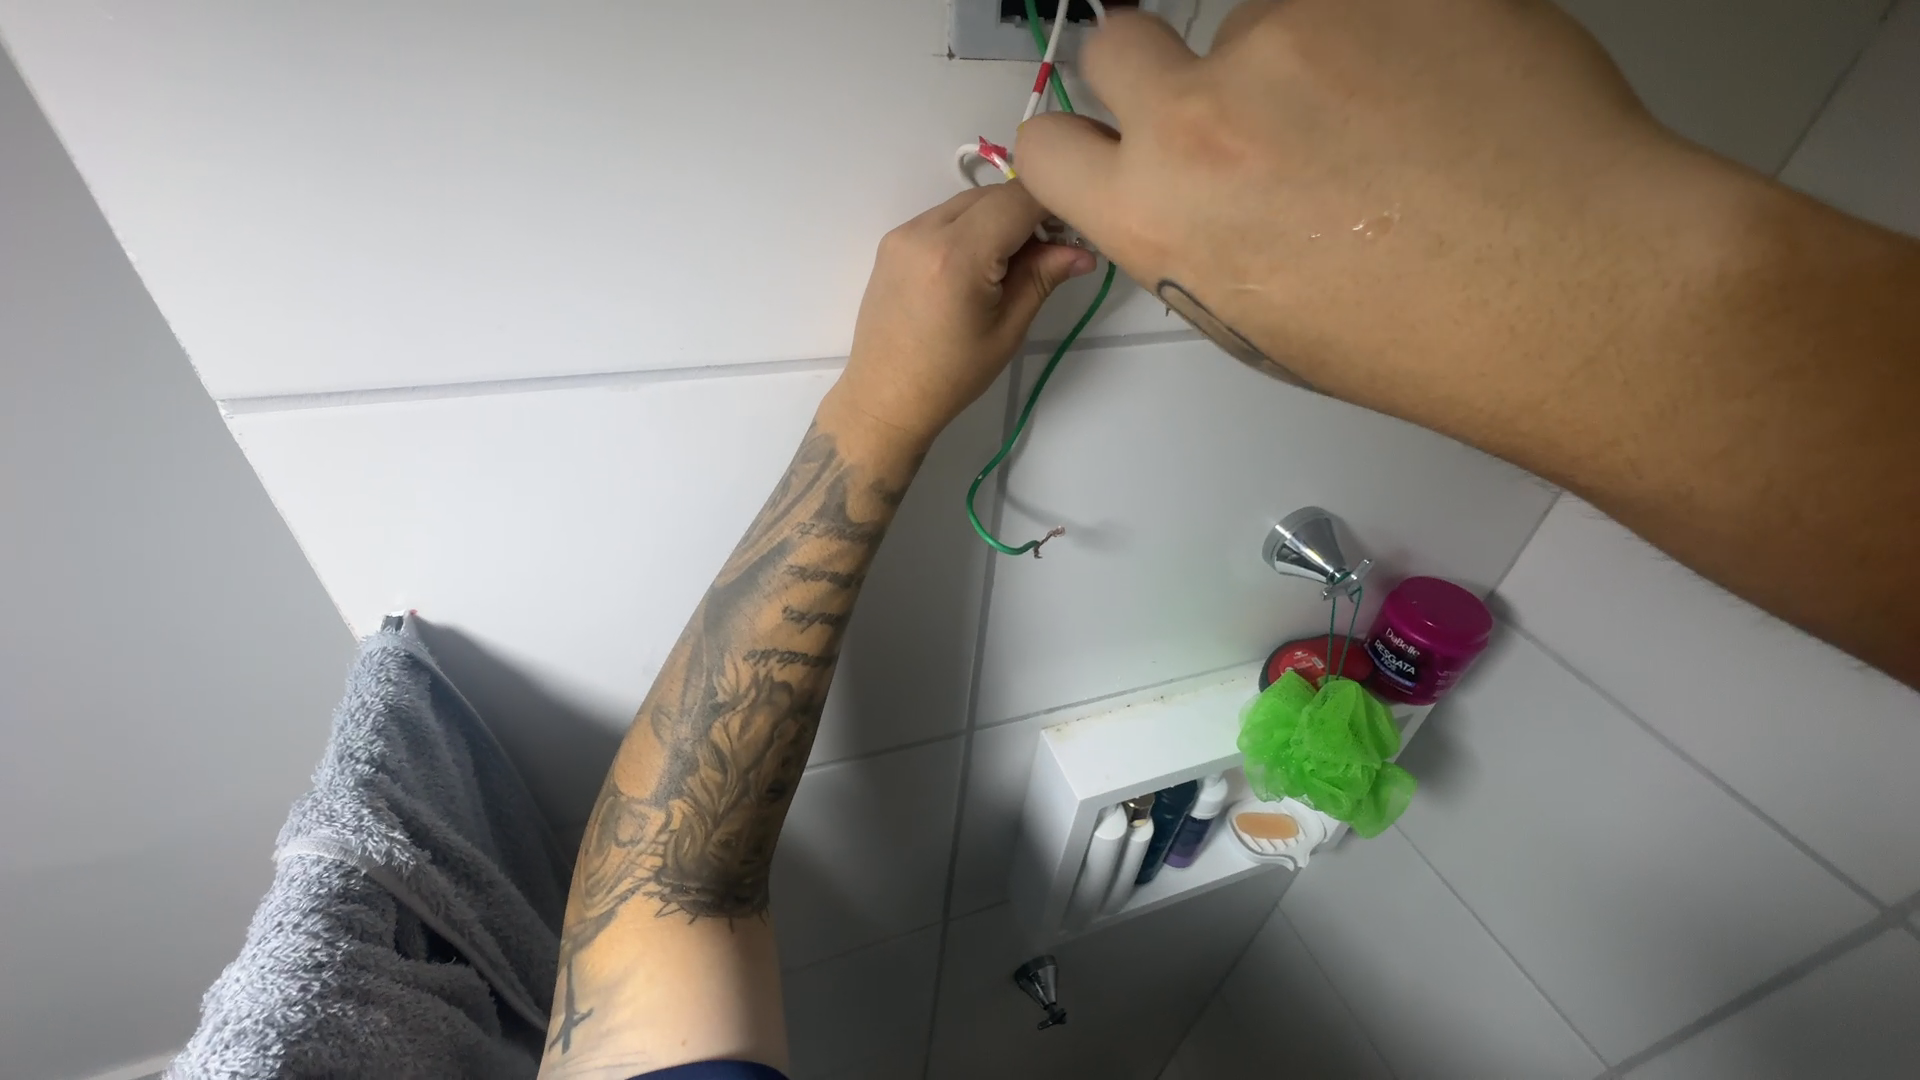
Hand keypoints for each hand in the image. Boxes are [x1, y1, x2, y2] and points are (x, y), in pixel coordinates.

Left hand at [827, 182, 1096, 447]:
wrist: (885, 397)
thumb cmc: (951, 376)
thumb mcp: (1007, 330)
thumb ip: (1042, 279)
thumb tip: (1083, 252)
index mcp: (958, 256)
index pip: (1018, 200)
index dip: (1052, 205)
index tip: (1073, 229)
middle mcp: (925, 231)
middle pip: (992, 194)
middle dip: (1026, 213)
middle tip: (1047, 253)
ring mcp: (903, 233)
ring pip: (967, 203)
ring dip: (997, 220)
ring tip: (1010, 265)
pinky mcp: (892, 242)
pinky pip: (942, 218)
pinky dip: (969, 228)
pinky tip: (976, 267)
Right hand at [1014, 1, 1745, 421]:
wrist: (1546, 283)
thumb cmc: (1390, 332)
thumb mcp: (1239, 312)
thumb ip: (1180, 232)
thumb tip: (1174, 184)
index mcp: (1152, 216)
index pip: (1042, 148)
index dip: (1068, 144)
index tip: (1103, 143)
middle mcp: (1195, 116)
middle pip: (1113, 41)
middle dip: (1151, 71)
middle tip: (1224, 108)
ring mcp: (1287, 32)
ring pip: (1250, 18)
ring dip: (1286, 55)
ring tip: (1369, 116)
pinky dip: (1367, 29)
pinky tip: (1422, 84)